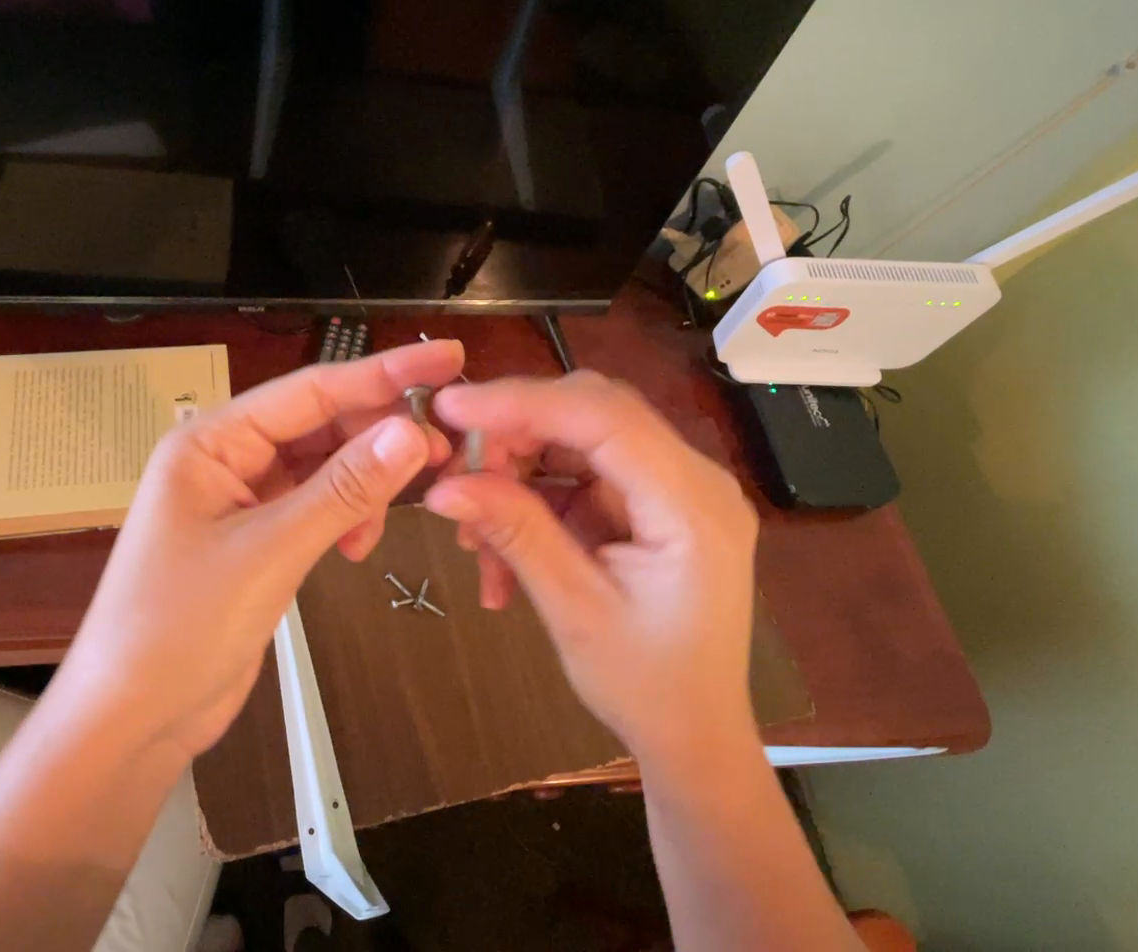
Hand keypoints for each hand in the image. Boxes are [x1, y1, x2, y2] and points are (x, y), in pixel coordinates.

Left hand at [51, 340, 464, 760]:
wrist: (134, 716)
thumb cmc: (180, 626)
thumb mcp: (269, 552)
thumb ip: (342, 489)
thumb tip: (411, 431)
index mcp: (211, 441)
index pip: (309, 390)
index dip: (382, 372)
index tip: (447, 356)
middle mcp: (226, 458)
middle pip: (320, 424)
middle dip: (380, 434)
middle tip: (448, 448)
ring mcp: (241, 500)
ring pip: (323, 468)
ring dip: (366, 483)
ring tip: (408, 503)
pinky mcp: (258, 540)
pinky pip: (315, 507)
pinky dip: (346, 518)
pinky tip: (360, 547)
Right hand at [422, 372, 759, 761]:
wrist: (694, 735)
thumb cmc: (647, 687)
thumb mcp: (574, 610)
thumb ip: (516, 534)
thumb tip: (443, 488)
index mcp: (691, 504)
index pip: (603, 418)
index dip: (522, 403)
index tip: (450, 406)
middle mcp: (692, 478)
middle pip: (590, 415)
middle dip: (515, 439)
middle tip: (459, 482)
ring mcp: (672, 489)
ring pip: (576, 443)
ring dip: (517, 479)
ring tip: (476, 540)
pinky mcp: (649, 505)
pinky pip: (579, 480)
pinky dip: (534, 505)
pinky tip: (502, 553)